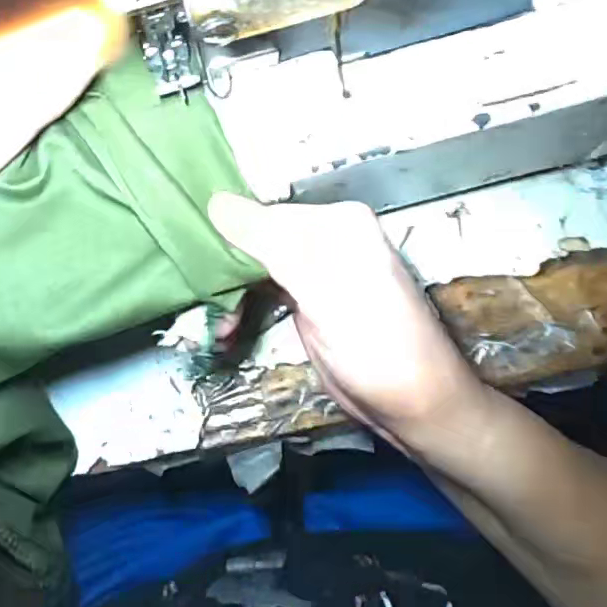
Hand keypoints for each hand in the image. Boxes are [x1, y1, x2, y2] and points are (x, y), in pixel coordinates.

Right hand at [208, 194, 487, 451]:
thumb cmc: (375, 342)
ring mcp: (315, 269)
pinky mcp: (307, 298)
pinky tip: (230, 330)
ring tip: (221, 327)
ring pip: (255, 267)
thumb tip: (216, 200)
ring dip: (231, 295)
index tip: (191, 261)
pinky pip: (263, 289)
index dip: (225, 236)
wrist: (415, 406)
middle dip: (226, 271)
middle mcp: (325, 237)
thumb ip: (268, 241)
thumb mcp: (320, 288)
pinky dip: (244, 307)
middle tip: (201, 299)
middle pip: (256, 239)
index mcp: (336, 221)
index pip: (263, 213)